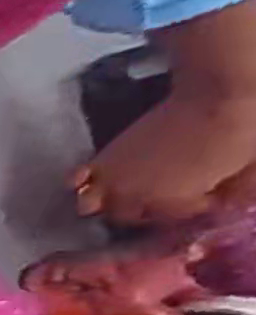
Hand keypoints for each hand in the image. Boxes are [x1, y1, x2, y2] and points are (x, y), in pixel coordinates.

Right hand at [74, 87, 255, 224]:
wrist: (219, 96)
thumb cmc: (240, 131)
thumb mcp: (249, 167)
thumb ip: (234, 191)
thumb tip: (228, 205)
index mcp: (168, 204)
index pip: (176, 219)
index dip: (196, 208)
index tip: (211, 197)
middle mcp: (130, 198)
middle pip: (127, 217)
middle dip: (147, 210)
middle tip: (167, 196)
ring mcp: (109, 180)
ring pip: (92, 206)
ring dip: (107, 202)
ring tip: (123, 195)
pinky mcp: (101, 162)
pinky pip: (76, 180)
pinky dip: (79, 183)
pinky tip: (88, 183)